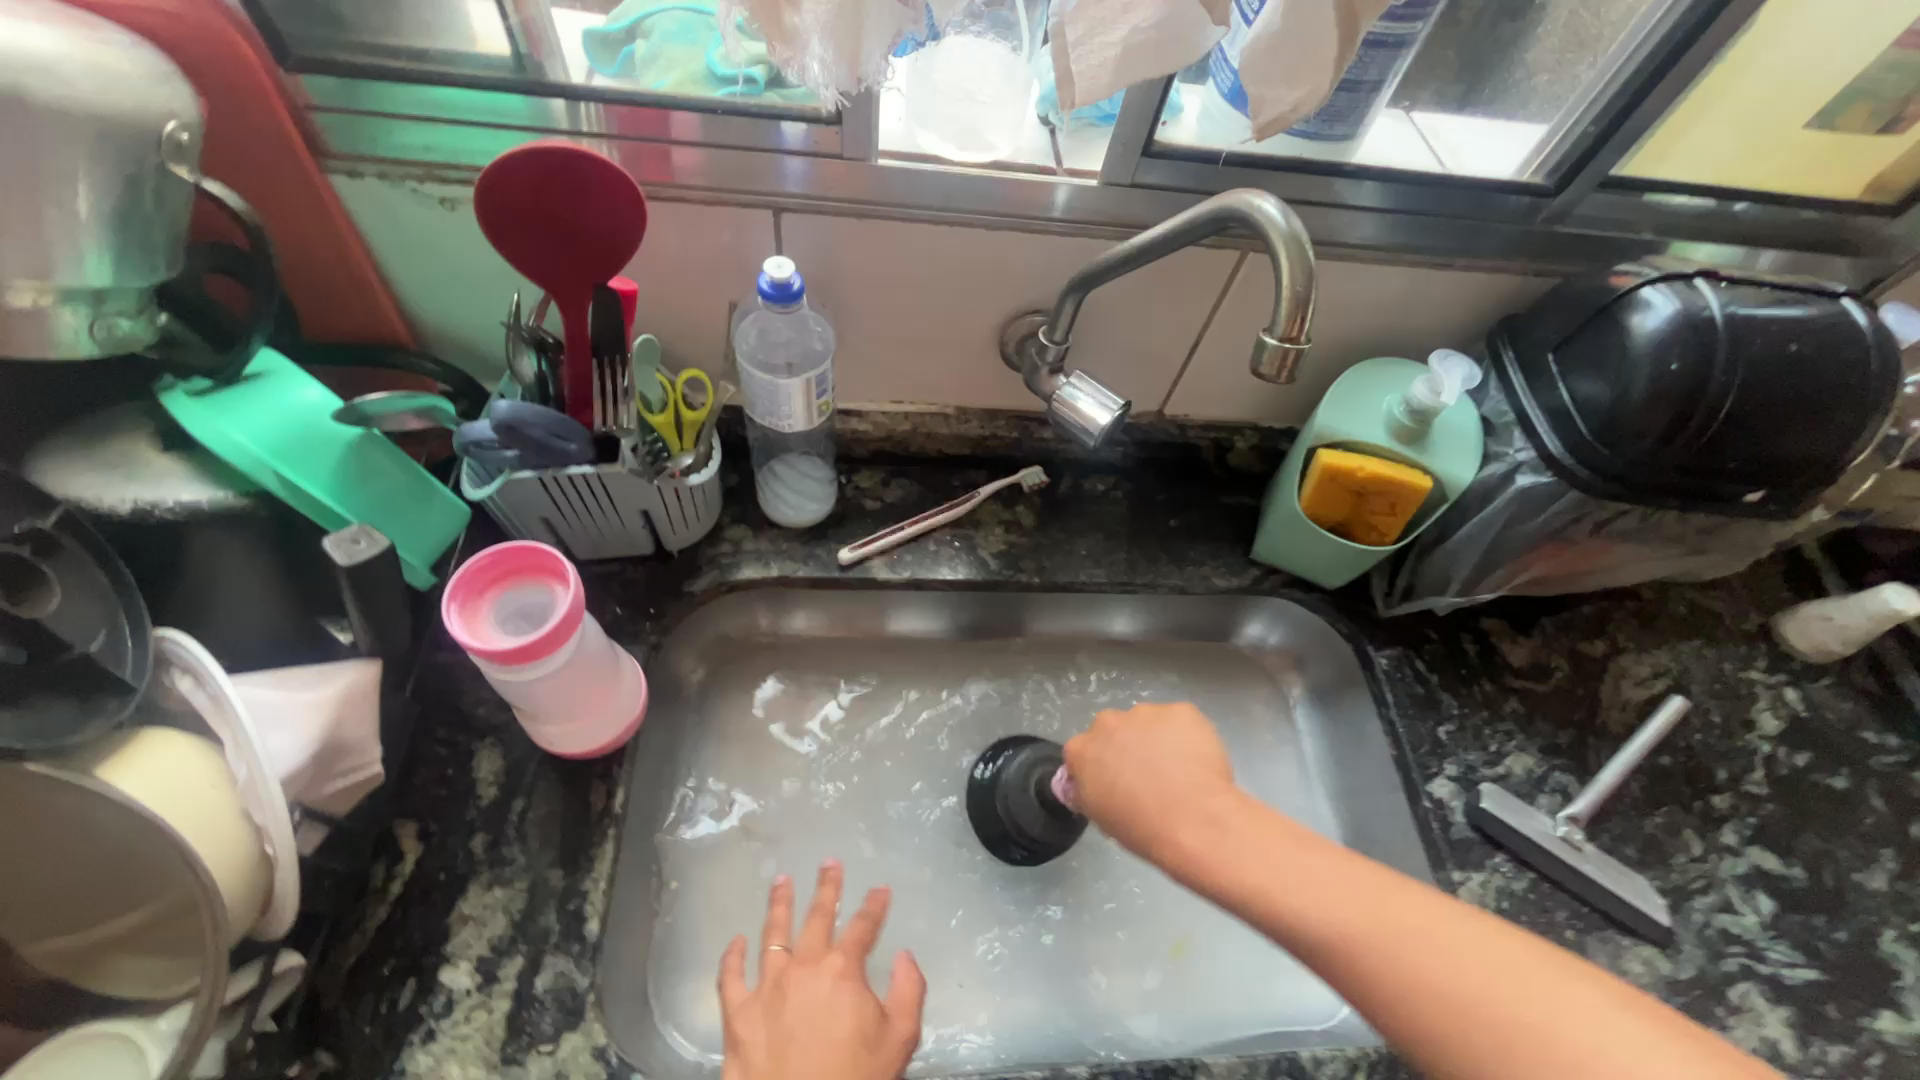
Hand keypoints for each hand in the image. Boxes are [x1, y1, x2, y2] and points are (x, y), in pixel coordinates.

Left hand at [718, 861, 925, 1079]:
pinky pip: (730, 977)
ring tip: (781, 880)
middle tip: (830, 863)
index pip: (863, 926)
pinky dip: (732, 956)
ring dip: (779, 904)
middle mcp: (803, 967)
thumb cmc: (856, 1079)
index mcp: (842, 970)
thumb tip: (904, 956)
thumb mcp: (900, 1039)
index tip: (881, 889)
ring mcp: (766, 988)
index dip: (875, 905)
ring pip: (773, 934)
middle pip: (817, 917)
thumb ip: (908, 991)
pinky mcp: (737, 1014)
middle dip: (827, 888)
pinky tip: (736, 941)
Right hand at [1063, 702, 1238, 859]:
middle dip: (1126, 745)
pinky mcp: (1181, 711)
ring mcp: (1145, 713)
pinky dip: (1187, 736)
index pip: (1083, 751)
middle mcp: (1108, 722)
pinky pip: (1181, 722)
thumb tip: (1089, 785)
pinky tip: (1198, 761)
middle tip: (1148, 773)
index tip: (1115, 781)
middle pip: (1114, 728)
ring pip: (1149, 722)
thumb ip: (1087, 791)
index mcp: (1082, 749)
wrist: (1194, 821)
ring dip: (1157, 738)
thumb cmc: (1142, 829)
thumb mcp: (1100, 817)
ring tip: (1179, 769)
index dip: (1100, 765)